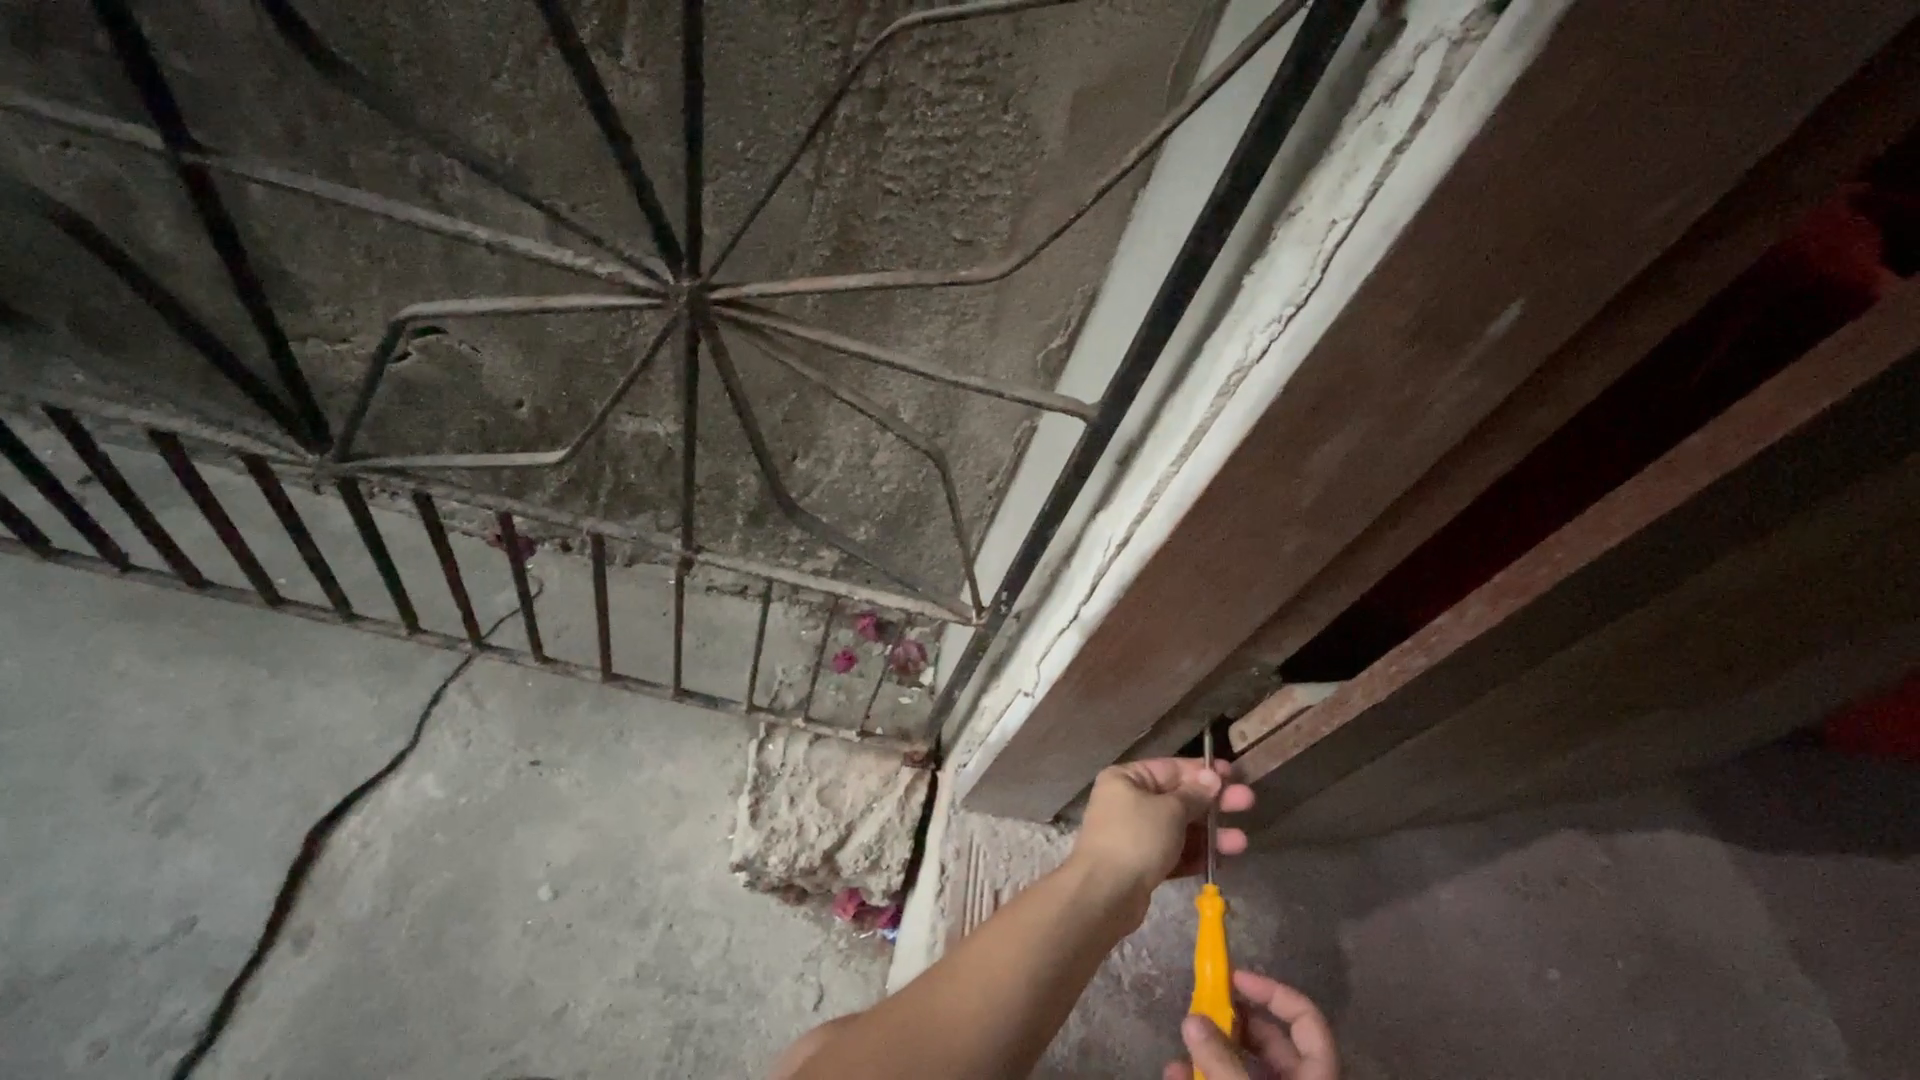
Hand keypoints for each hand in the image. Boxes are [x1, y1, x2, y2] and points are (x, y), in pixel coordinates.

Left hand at [1069, 757, 1253, 898]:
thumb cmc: (1136, 838)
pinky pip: (1174, 852)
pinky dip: (1195, 854)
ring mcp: (1135, 834)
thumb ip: (1194, 795)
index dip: (1203, 772)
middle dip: (1213, 803)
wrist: (1105, 893)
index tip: (1233, 774)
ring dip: (1210, 833)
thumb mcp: (1170, 810)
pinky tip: (1221, 859)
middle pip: (1178, 798)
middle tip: (1247, 802)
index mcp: (1127, 779)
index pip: (1171, 768)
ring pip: (1179, 828)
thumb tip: (1211, 778)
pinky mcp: (1142, 863)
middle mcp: (1128, 802)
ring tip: (1240, 842)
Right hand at [1165, 972, 1337, 1079]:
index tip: (1233, 977)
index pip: (1304, 1016)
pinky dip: (1202, 1077)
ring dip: (1209, 1052)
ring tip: (1180, 1047)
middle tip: (1200, 1010)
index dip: (1270, 991)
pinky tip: (1176, 1074)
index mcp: (1317, 1072)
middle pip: (1268, 1039)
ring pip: (1243, 1066)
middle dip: (1230, 1021)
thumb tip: (1192, 1018)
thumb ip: (1223, 1060)